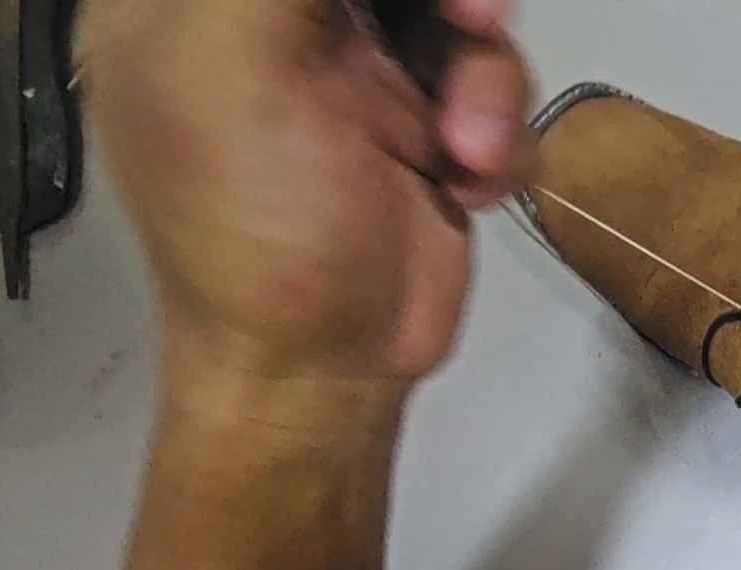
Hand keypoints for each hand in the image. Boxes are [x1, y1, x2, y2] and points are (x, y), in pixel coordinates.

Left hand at [82, 0, 533, 393]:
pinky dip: (504, 152)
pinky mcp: (438, 147)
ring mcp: (376, 90)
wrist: (332, 362)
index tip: (448, 1)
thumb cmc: (259, 228)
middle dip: (457, 9)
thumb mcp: (235, 69)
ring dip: (489, 96)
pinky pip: (502, 114)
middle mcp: (298, 29)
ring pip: (469, 41)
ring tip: (471, 159)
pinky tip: (471, 192)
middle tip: (482, 21)